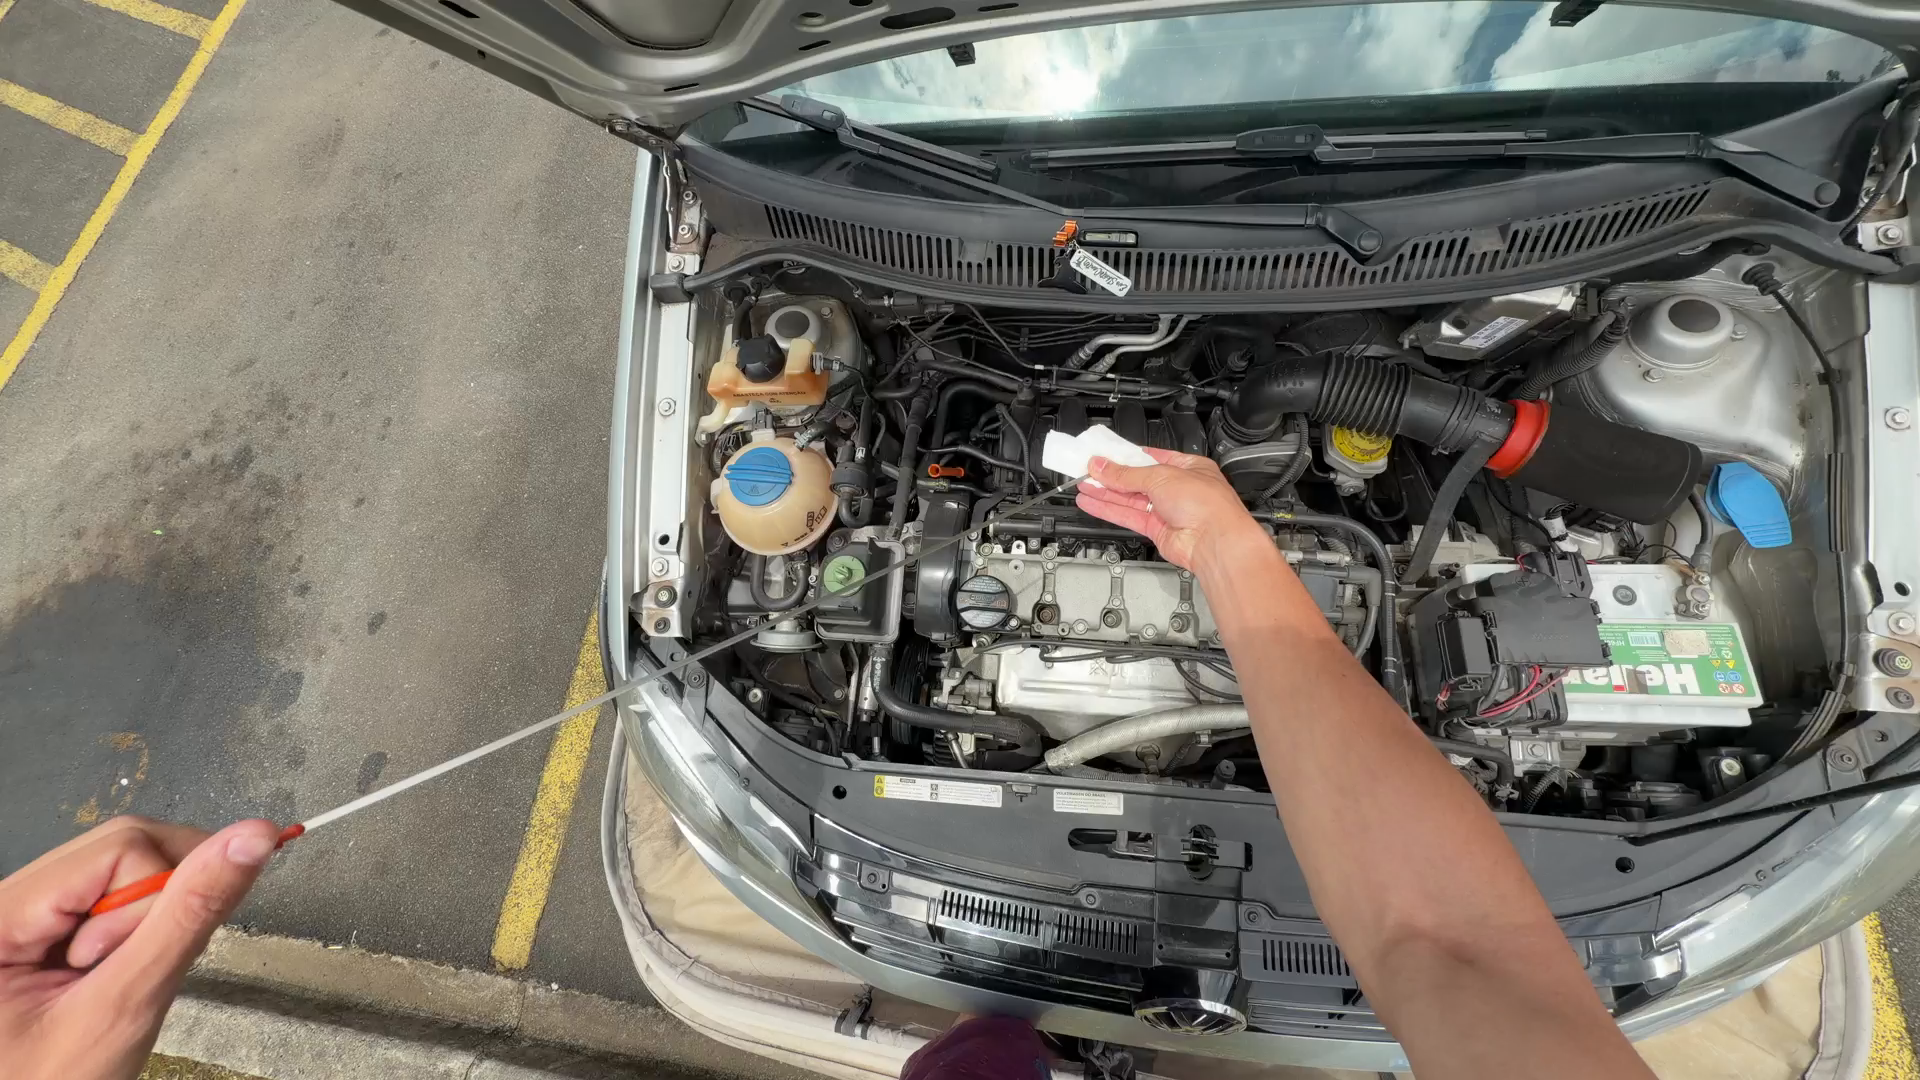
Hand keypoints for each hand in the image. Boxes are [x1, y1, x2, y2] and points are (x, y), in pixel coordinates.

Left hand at [0, 817, 280, 1079]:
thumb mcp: (124, 1005)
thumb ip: (190, 913)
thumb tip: (259, 833)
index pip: (122, 846)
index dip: (160, 888)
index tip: (140, 955)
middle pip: (122, 844)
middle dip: (160, 893)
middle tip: (140, 959)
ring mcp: (11, 914)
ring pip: (122, 861)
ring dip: (151, 908)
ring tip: (122, 967)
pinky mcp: (30, 926)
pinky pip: (108, 886)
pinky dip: (137, 917)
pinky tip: (116, 959)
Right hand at [1074, 448, 1264, 571]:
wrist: (1215, 541)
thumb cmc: (1207, 505)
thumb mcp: (1161, 476)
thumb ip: (1126, 474)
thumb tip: (1103, 466)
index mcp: (1187, 467)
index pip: (1149, 458)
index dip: (1125, 456)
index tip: (1103, 455)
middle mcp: (1178, 488)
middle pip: (1136, 479)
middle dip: (1111, 475)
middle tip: (1087, 470)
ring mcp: (1168, 510)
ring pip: (1129, 499)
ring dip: (1105, 492)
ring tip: (1082, 485)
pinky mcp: (1157, 529)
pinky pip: (1128, 516)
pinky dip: (1108, 509)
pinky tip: (1092, 502)